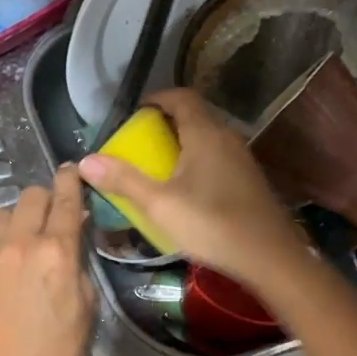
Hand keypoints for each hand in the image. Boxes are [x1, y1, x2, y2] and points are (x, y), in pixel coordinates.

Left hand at [0, 165, 96, 355]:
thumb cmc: (57, 350)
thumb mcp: (86, 305)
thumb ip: (77, 263)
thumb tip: (72, 237)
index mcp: (56, 251)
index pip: (65, 200)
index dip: (70, 180)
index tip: (70, 169)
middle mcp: (20, 244)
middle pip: (29, 197)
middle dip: (42, 200)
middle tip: (47, 216)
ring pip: (0, 217)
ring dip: (13, 224)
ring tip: (18, 247)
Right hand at [79, 88, 312, 294]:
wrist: (271, 258)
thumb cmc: (212, 224)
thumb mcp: (159, 204)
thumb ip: (123, 180)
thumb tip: (85, 161)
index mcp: (205, 134)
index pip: (181, 97)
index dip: (156, 98)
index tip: (133, 113)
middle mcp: (226, 138)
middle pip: (193, 116)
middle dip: (164, 123)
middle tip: (137, 142)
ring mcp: (241, 159)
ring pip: (206, 138)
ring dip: (180, 144)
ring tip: (155, 165)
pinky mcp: (248, 180)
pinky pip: (216, 157)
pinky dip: (195, 161)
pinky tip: (183, 188)